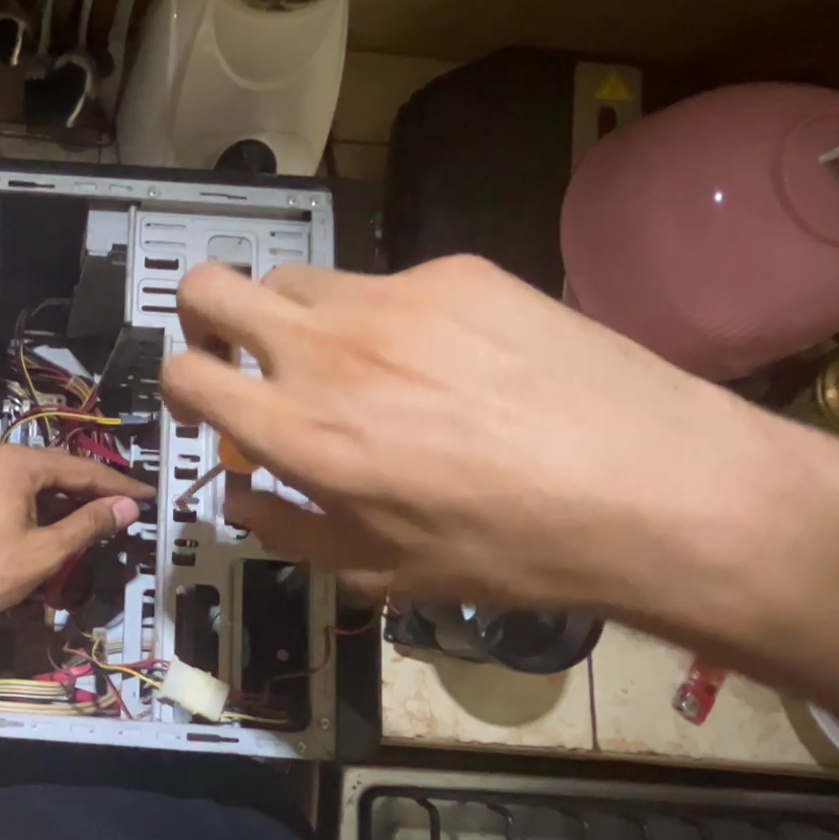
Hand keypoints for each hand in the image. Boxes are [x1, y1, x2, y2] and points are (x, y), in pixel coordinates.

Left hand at [0, 445, 151, 631]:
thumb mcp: (45, 551)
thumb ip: (89, 524)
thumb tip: (128, 506)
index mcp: (18, 463)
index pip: (81, 469)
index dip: (118, 485)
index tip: (148, 495)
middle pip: (59, 471)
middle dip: (94, 492)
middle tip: (129, 510)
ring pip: (38, 483)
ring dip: (68, 502)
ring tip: (102, 521)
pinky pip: (17, 493)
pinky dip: (42, 508)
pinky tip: (61, 526)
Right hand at [159, 256, 838, 615]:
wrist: (661, 492)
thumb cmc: (503, 550)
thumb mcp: (373, 568)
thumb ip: (282, 528)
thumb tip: (240, 494)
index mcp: (297, 430)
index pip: (183, 370)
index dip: (177, 384)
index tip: (204, 403)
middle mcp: (325, 349)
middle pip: (209, 285)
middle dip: (203, 319)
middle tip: (241, 356)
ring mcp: (391, 299)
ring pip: (292, 277)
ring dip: (289, 317)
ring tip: (346, 362)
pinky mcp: (455, 271)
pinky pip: (381, 281)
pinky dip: (378, 318)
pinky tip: (442, 361)